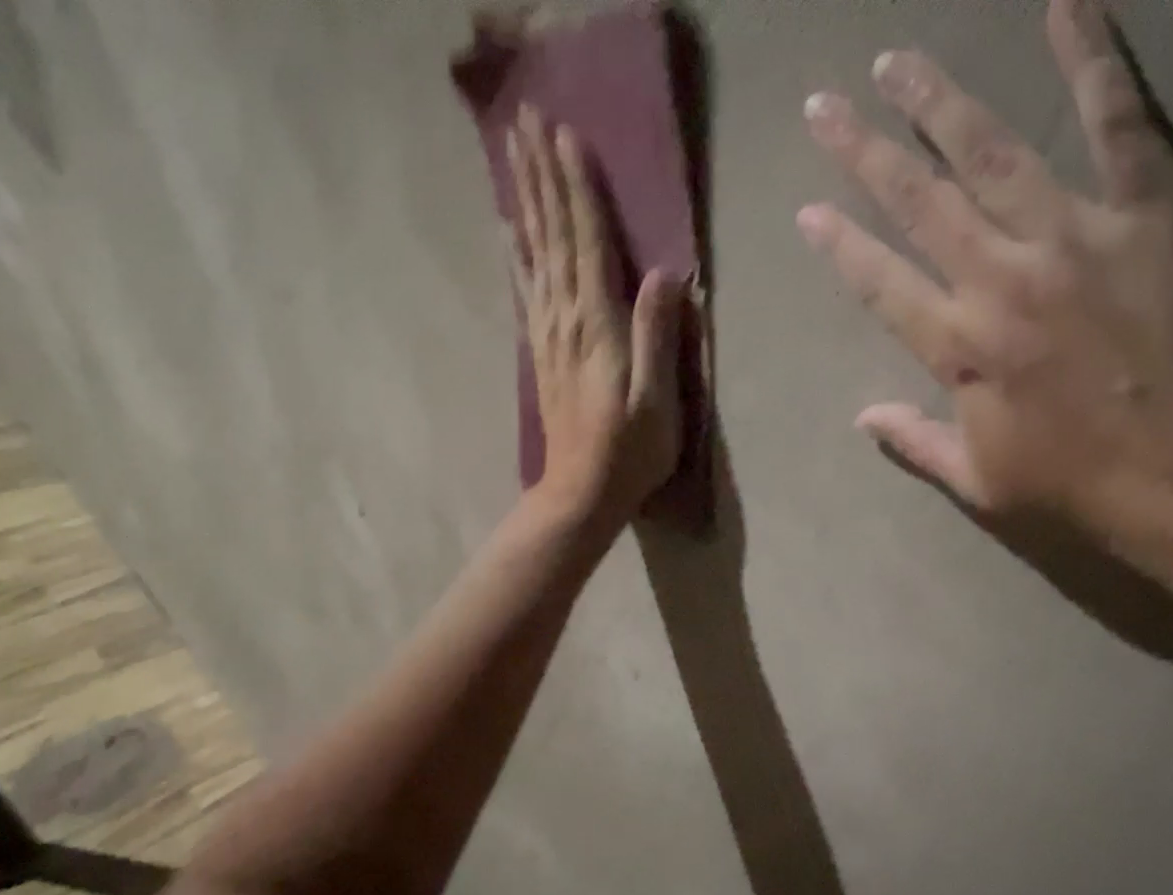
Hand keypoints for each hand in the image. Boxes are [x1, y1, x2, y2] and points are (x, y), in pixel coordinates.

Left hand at [509, 106, 683, 522]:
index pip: (588, 242)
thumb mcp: (658, 400)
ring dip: (526, 199)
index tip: (566, 135)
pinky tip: (509, 230)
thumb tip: (664, 274)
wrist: (580, 494)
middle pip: (553, 234)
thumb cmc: (631, 452)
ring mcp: (546, 332)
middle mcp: (565, 317)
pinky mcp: (540, 349)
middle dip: (542, 176)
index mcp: (598, 324)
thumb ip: (657, 335)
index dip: (578, 188)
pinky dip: (516, 252)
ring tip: (514, 155)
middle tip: (526, 121)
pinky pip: (526, 287)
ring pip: (535, 252)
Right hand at [798, 0, 1172, 588]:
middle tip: (823, 105)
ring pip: (992, 150)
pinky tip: (1063, 4)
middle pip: (918, 200)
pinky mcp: (1153, 209)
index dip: (838, 244)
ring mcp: (1076, 234)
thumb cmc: (1096, 491)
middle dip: (862, 151)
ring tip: (897, 61)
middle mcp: (1002, 277)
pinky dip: (1090, 58)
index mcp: (962, 347)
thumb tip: (862, 418)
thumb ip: (919, 445)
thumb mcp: (989, 487)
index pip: (879, 282)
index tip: (807, 210)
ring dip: (938, 101)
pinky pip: (1117, 120)